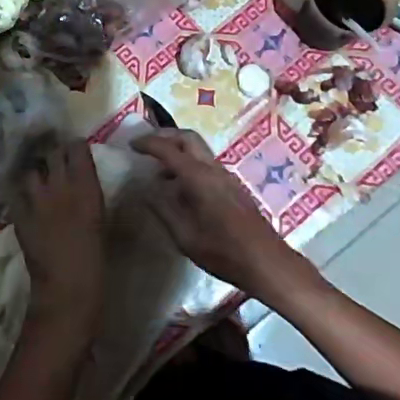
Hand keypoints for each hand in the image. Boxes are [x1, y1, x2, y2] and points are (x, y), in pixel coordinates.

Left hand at [12, 140, 105, 343]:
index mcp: (87, 187)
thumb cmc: (96, 260)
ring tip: (40, 184)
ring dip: (36, 175)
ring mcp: (36, 199)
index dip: (75, 147)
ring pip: (32, 171)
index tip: (76, 150)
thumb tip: (82, 184)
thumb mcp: (101, 221)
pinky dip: (21, 196)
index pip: (77, 148)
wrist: (67, 289)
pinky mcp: (19, 213)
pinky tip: (24, 202)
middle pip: (53, 153)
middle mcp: (60, 186)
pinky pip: (16, 193)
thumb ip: (89, 197)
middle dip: (55, 156)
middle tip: (58, 165)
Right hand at [134, 129, 311, 299]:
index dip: (148, 143)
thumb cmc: (224, 252)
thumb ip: (163, 208)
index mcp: (199, 178)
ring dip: (177, 151)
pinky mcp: (233, 187)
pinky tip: (180, 188)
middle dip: (165, 136)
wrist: (268, 263)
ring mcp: (226, 177)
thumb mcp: (185, 236)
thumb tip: (146, 188)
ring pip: (198, 150)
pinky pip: (205, 164)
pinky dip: (188, 165)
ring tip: (158, 171)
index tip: (131, 145)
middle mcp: (214, 170)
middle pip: (188, 138)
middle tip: (146, 146)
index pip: (169, 149)